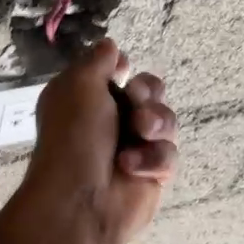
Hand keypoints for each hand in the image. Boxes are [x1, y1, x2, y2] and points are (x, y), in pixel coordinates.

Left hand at [20, 39, 178, 243]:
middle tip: (135, 103)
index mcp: (86, 96)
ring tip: (139, 133)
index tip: (121, 71)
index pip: (116, 70)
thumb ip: (98, 60)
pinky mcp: (153, 173)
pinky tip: (133, 167)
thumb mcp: (79, 83)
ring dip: (155, 123)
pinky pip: (168, 153)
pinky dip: (153, 158)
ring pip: (165, 119)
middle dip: (147, 93)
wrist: (82, 198)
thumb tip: (110, 45)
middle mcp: (110, 118)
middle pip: (149, 90)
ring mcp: (133, 145)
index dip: (122, 68)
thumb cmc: (74, 134)